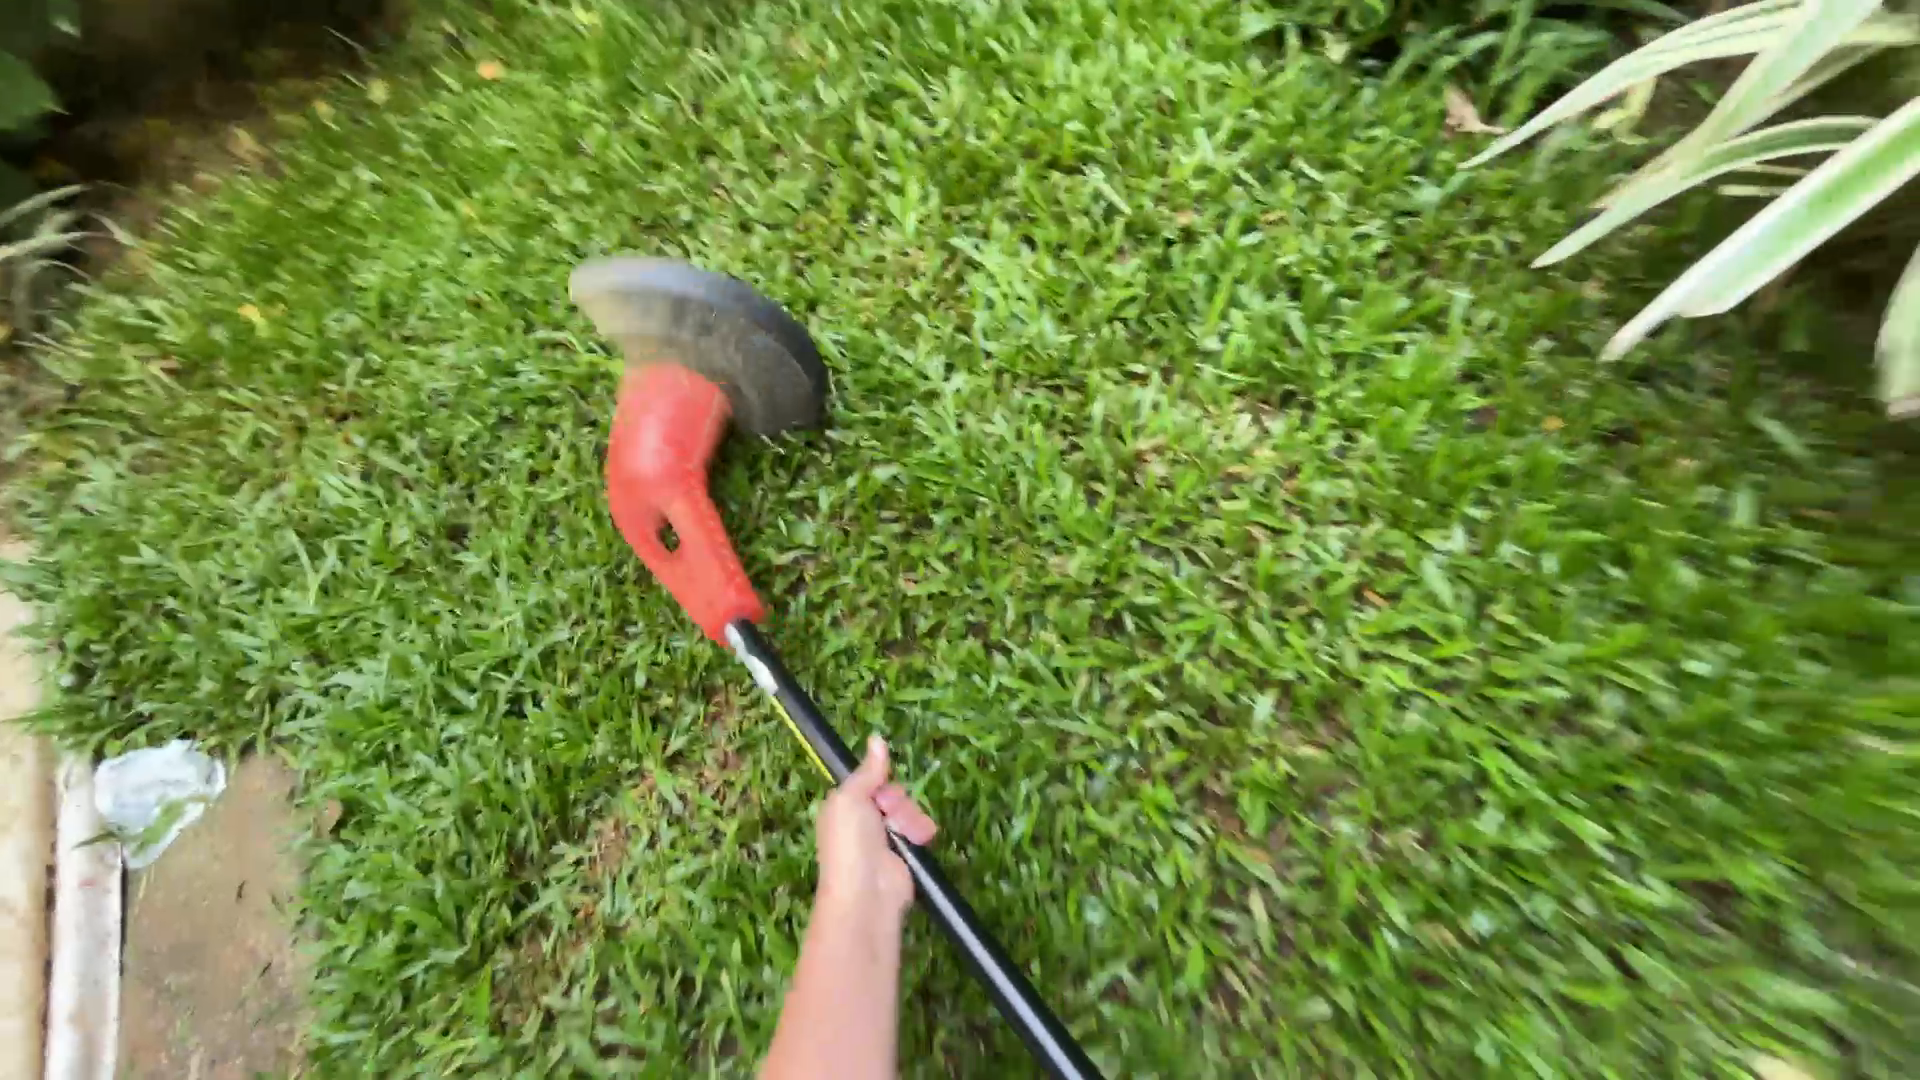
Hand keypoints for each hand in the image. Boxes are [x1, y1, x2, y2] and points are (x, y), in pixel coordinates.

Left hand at [815, 735, 937, 919]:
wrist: (867, 893)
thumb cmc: (851, 842)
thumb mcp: (852, 798)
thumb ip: (868, 770)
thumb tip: (876, 738)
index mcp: (844, 806)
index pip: (869, 780)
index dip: (879, 781)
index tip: (880, 788)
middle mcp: (863, 821)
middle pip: (892, 793)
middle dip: (897, 800)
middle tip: (889, 813)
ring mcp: (885, 838)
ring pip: (908, 809)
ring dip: (911, 816)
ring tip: (907, 832)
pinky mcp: (905, 852)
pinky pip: (919, 828)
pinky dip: (921, 831)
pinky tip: (920, 838)